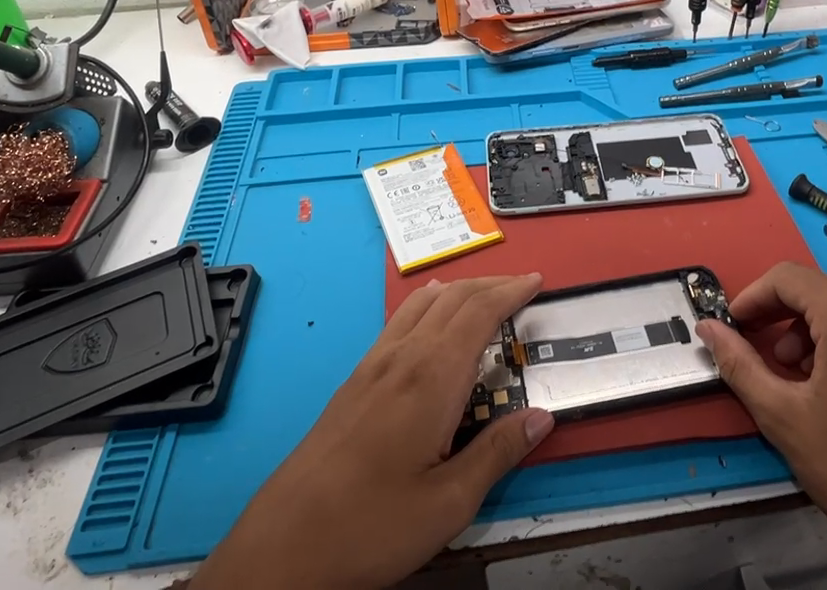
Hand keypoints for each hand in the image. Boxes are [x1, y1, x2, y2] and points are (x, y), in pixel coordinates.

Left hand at [196, 274, 553, 589]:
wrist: (285, 545)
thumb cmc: (372, 525)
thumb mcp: (449, 503)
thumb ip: (497, 453)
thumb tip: (541, 417)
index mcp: (431, 378)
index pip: (478, 314)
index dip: (510, 292)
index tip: (536, 280)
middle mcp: (402, 359)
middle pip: (451, 300)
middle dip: (489, 284)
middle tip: (520, 285)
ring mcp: (372, 367)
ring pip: (420, 306)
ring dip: (458, 291)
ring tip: (482, 293)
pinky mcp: (353, 382)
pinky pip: (398, 323)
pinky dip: (426, 306)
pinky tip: (428, 319)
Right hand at [696, 263, 826, 589]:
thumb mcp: (781, 416)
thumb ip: (738, 363)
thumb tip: (709, 330)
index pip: (789, 277)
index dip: (754, 297)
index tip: (737, 326)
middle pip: (825, 289)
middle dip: (789, 316)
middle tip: (775, 361)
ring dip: (825, 328)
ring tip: (813, 378)